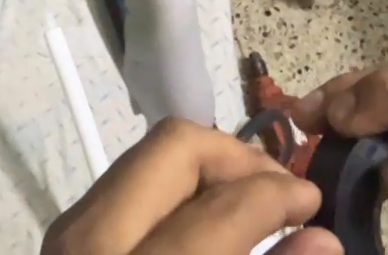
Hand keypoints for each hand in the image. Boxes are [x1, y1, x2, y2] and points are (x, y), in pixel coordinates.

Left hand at [43, 118, 340, 254]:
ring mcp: (69, 232)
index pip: (218, 211)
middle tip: (284, 187)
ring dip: (207, 168)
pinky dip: (176, 188)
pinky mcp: (64, 234)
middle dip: (238, 157)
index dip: (277, 196)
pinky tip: (208, 216)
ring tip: (254, 198)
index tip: (314, 199)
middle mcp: (92, 240)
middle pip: (173, 147)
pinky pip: (129, 182)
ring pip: (148, 155)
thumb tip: (322, 239)